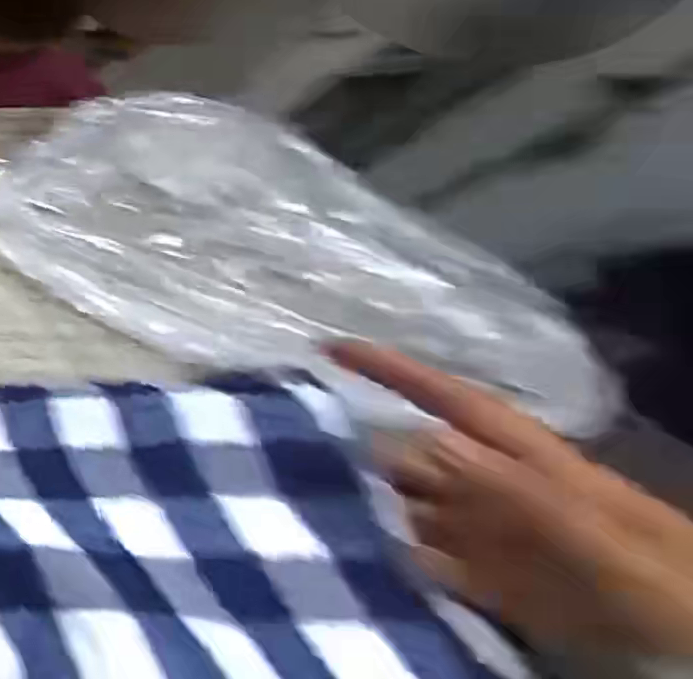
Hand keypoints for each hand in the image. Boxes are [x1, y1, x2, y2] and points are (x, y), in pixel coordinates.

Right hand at [332, 342, 692, 654]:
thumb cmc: (671, 591)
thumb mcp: (610, 541)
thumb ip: (522, 491)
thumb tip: (426, 437)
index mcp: (533, 466)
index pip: (454, 404)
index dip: (395, 372)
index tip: (329, 347)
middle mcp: (497, 490)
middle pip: (410, 454)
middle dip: (351, 442)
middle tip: (284, 433)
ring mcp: (491, 537)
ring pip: (403, 502)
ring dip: (358, 497)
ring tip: (299, 489)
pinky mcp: (484, 582)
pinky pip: (415, 556)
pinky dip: (381, 549)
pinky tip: (345, 544)